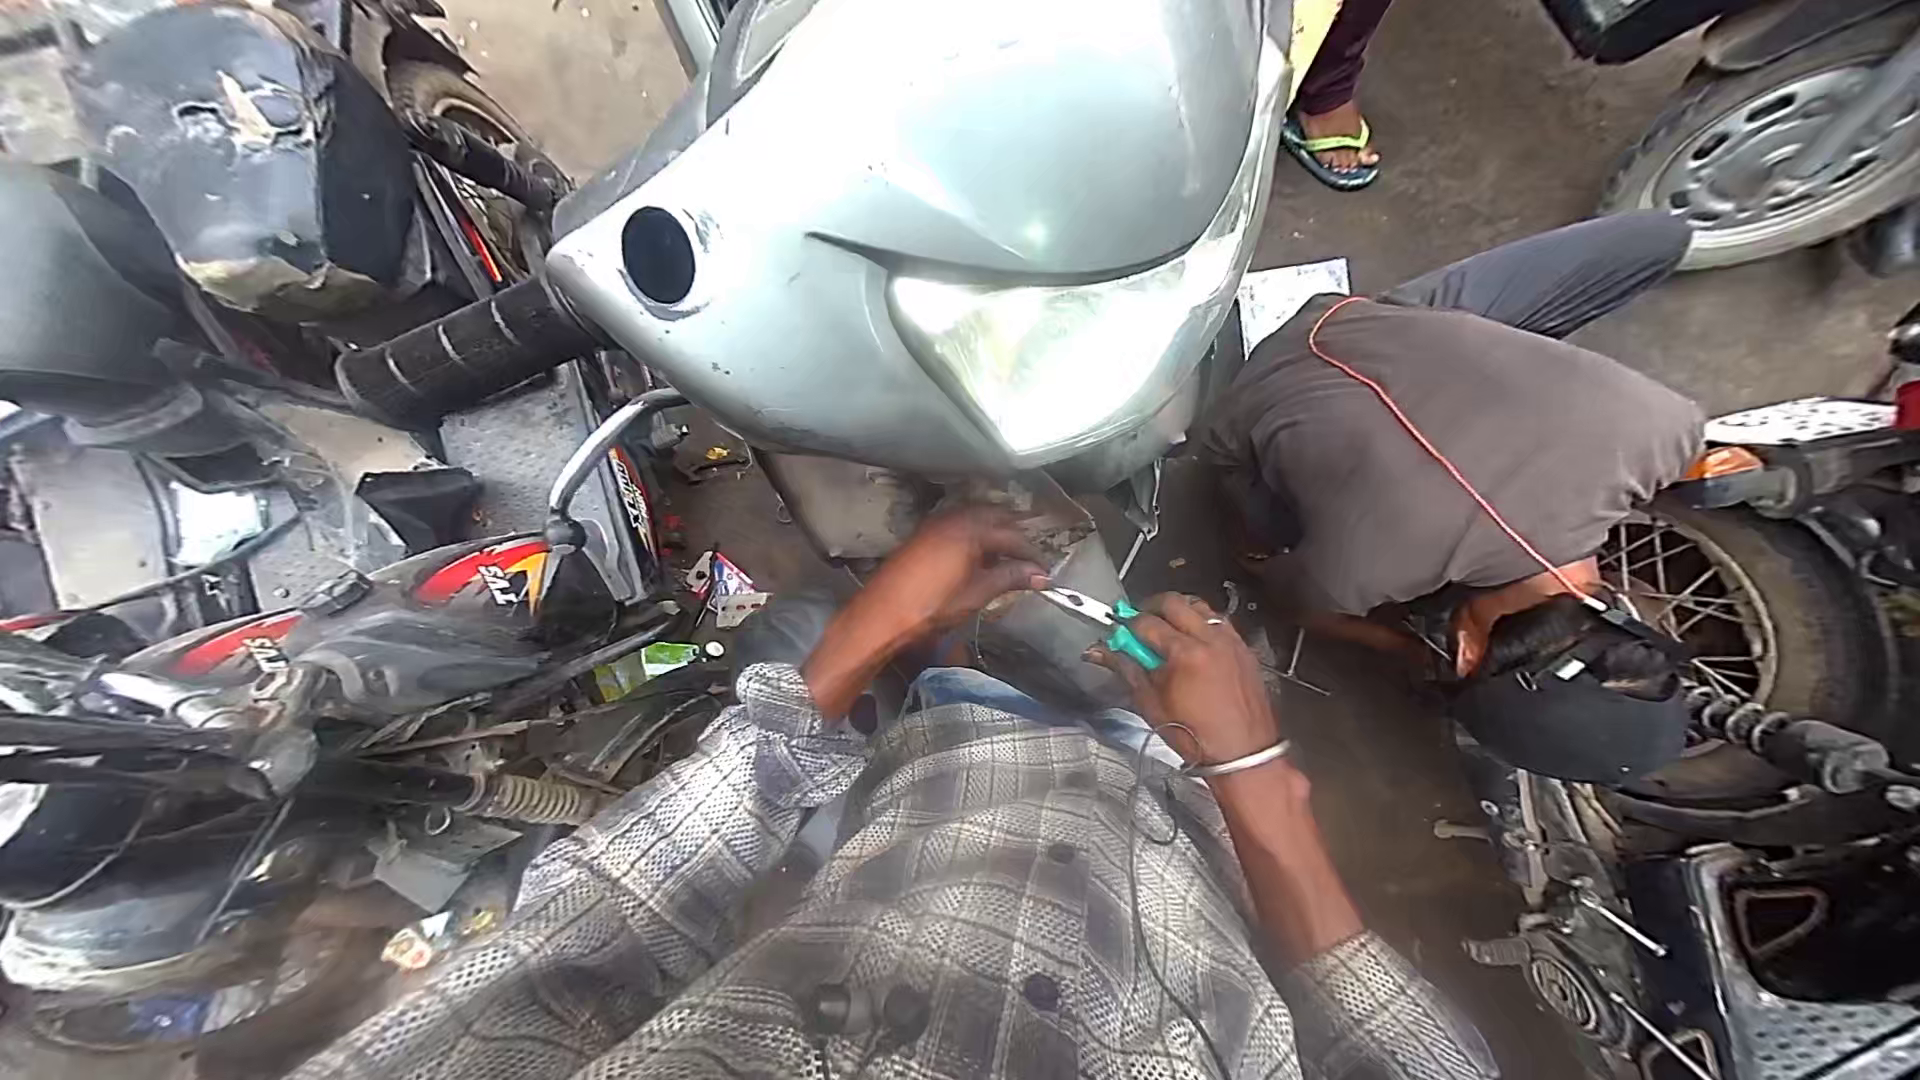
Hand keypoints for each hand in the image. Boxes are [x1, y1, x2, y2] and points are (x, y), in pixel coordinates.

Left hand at [803, 506, 1047, 719]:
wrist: (882, 615)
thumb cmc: (930, 607)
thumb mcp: (977, 594)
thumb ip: (1009, 578)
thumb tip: (1038, 575)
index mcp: (971, 530)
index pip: (1013, 536)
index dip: (1031, 555)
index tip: (1043, 572)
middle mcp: (953, 519)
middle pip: (995, 518)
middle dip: (1015, 537)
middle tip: (1028, 561)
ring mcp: (935, 525)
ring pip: (975, 519)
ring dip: (993, 534)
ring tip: (1005, 559)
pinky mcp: (922, 535)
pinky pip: (957, 525)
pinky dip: (973, 536)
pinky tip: (976, 558)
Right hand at [1087, 593, 1279, 765]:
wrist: (1244, 756)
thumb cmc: (1197, 737)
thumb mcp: (1152, 704)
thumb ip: (1127, 670)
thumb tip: (1102, 652)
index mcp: (1185, 654)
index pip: (1146, 622)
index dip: (1126, 626)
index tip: (1119, 633)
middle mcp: (1210, 640)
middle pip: (1173, 602)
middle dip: (1150, 607)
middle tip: (1139, 623)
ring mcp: (1230, 642)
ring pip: (1198, 606)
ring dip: (1177, 610)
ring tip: (1166, 628)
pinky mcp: (1243, 649)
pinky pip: (1218, 621)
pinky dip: (1201, 622)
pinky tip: (1192, 640)